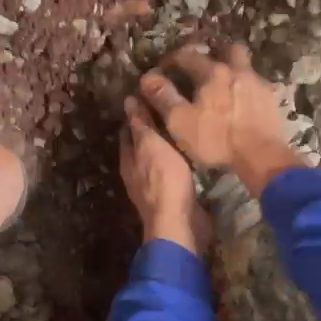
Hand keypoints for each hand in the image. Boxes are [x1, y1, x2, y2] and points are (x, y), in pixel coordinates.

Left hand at [120, 96, 212, 255]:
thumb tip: (128, 100)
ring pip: (158, 160)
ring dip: (167, 147)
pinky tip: (192, 155)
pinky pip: (173, 172)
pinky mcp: (171, 197)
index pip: (128, 130)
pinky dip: (179, 161)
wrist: (179, 223)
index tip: (150, 98)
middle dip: (153, 130)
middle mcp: (136, 173)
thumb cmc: (163, 180)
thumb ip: (142, 125)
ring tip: (184, 129)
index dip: (136, 114)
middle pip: (142, 146)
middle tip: (171, 110)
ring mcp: (154, 187)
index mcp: (128, 159)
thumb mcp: (151, 146)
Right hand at [137, 45, 304, 195]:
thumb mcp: (180, 121)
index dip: (172, 60)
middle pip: (227, 49)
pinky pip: (256, 86)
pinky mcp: (271, 100)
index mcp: (213, 72)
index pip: (187, 55)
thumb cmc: (216, 138)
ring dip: (233, 71)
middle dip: (213, 55)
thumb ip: (162, 96)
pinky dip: (245, 90)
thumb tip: (148, 77)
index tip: (163, 70)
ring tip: (223, 88)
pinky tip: (240, 105)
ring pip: (244, 67)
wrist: (261, 156)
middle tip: (202, 71)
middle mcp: (237, 70)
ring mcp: (258, 84)